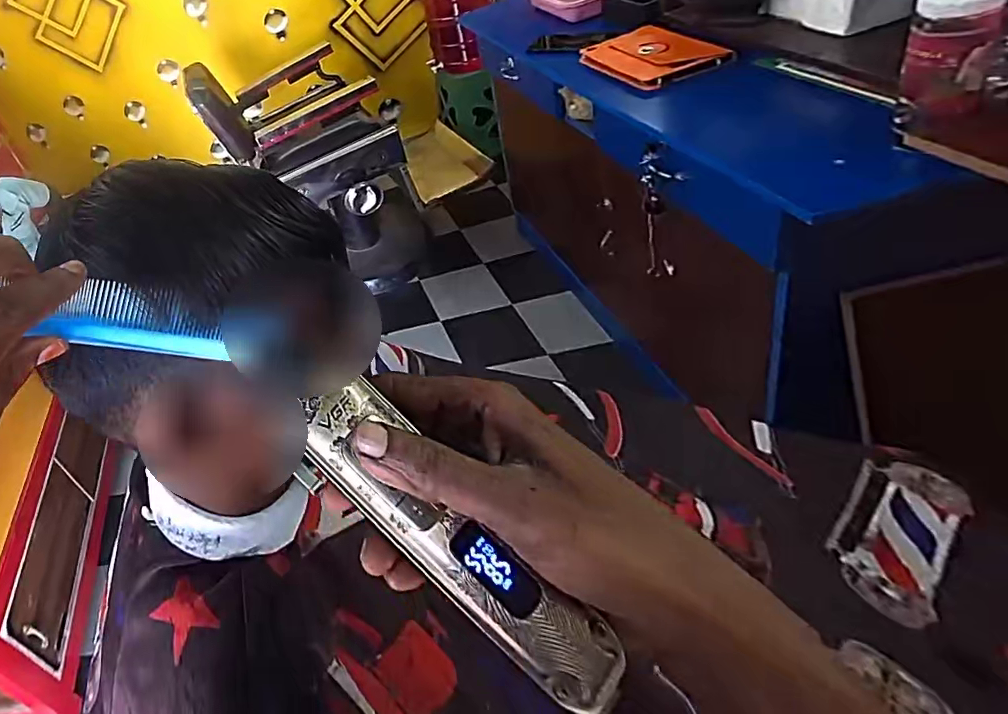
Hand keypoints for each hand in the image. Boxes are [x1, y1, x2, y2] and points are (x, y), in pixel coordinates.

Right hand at [344, 375, 727, 620]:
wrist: (686, 616)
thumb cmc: (603, 539)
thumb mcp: (511, 503)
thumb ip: (434, 471)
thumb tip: (361, 437)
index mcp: (487, 410)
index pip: (406, 391)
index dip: (361, 406)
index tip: (321, 432)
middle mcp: (483, 436)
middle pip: (408, 443)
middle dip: (373, 476)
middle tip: (338, 502)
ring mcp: (491, 480)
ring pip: (423, 488)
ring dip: (396, 520)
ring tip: (377, 557)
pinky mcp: (499, 521)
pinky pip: (447, 522)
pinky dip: (424, 545)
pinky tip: (407, 574)